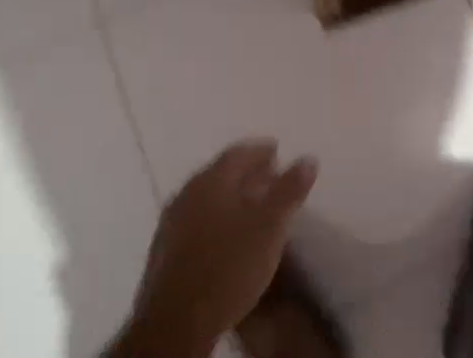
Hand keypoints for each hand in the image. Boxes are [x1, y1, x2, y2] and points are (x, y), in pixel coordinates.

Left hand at [127, 140, 317, 356]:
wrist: (175, 323)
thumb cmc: (229, 267)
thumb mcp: (270, 227)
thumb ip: (289, 190)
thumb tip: (308, 158)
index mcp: (211, 181)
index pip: (238, 152)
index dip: (261, 150)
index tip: (279, 152)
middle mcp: (187, 193)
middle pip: (221, 173)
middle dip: (247, 172)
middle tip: (271, 178)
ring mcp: (171, 223)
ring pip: (207, 198)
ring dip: (231, 196)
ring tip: (254, 207)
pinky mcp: (164, 251)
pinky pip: (196, 220)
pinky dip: (216, 217)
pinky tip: (228, 235)